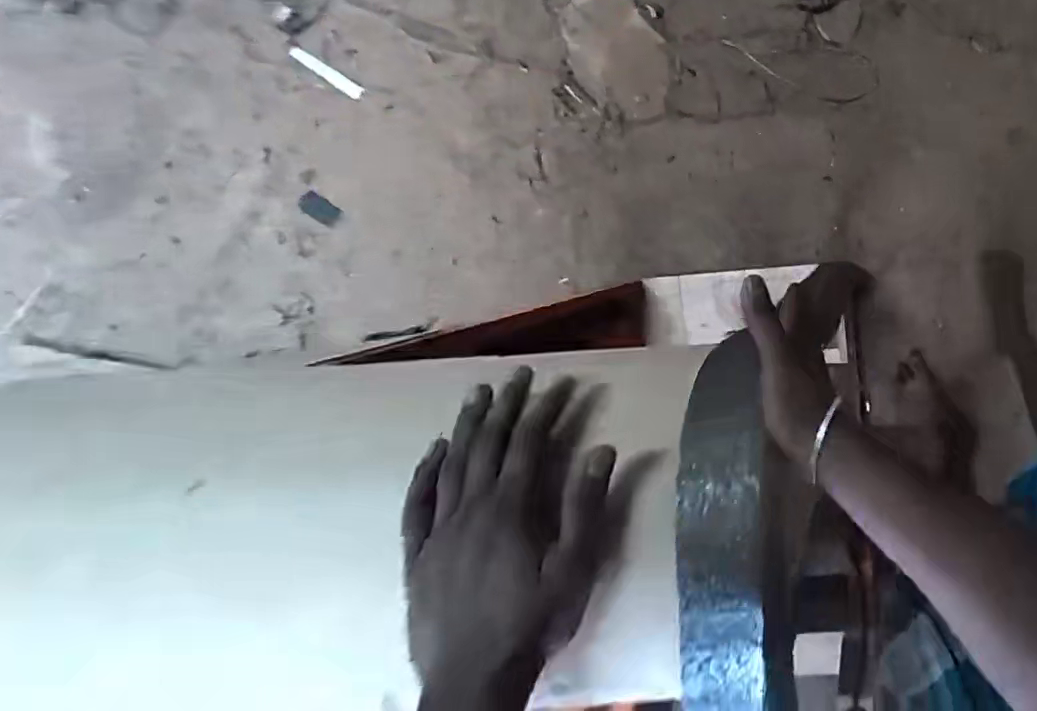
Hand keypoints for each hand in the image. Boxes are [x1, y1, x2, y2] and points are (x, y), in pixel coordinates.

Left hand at [401, 366, 616, 709]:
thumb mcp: (575, 565)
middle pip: (488, 447)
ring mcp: (438, 534)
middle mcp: (470, 512)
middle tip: (517, 375)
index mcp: (510, 510)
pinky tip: (434, 452)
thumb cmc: (534, 620)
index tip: (560, 383)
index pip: (529, 445)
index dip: (545, 410)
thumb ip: (586, 505)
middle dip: (506, 407)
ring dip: (467, 427)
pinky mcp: (418, 558)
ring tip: (477, 395)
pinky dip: (425, 474)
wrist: (471, 682)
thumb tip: (602, 449)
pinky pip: (417, 506)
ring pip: (452, 467)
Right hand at [741, 275, 834, 461]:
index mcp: (799, 338)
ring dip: (791, 329)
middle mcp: (806, 349)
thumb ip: (765, 323)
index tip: (786, 276)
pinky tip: (781, 362)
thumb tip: (752, 279)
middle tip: (782, 294)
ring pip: (801, 339)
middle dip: (794, 307)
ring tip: (777, 323)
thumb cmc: (794, 399)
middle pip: (803, 320)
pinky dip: (788, 353)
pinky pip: (795, 361)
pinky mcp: (803, 391)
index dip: (792, 290)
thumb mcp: (775, 358)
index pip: (797, 304)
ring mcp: (806, 371)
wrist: (816, 442)